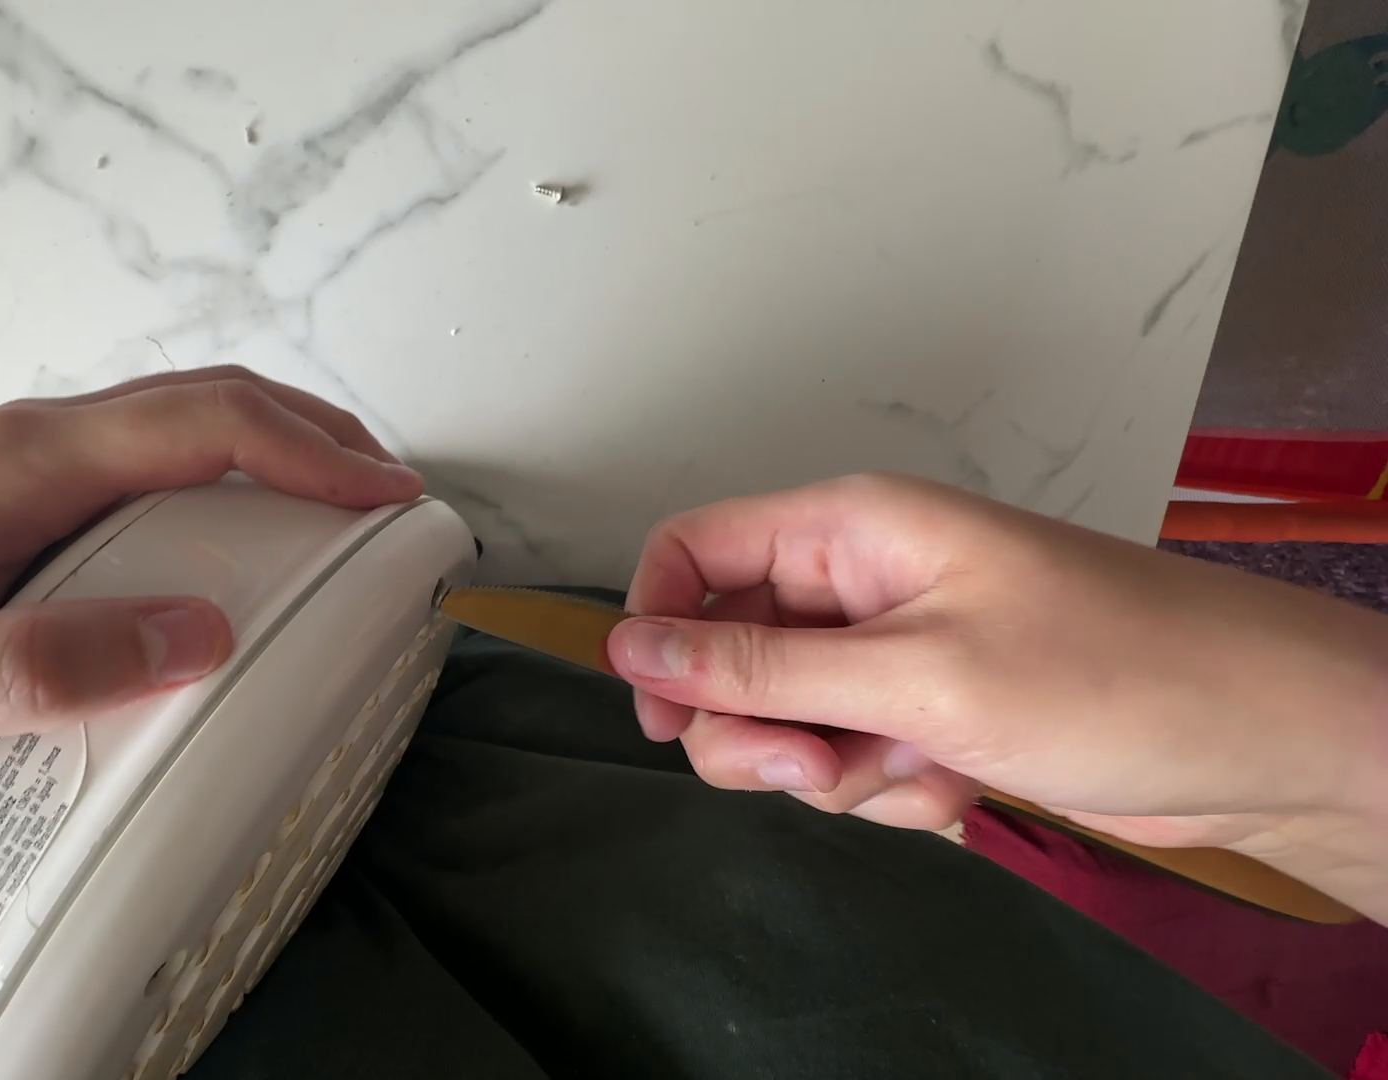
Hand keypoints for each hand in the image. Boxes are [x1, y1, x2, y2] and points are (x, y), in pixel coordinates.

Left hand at [0, 366, 420, 1076]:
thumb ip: (19, 670)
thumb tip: (198, 635)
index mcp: (9, 465)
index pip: (196, 423)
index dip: (308, 449)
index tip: (388, 496)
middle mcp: (33, 452)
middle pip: (210, 405)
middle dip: (319, 435)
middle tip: (393, 498)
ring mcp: (38, 484)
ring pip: (195, 434)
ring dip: (289, 454)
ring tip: (354, 508)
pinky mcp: (40, 525)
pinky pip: (169, 483)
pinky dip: (243, 492)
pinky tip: (265, 544)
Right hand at [606, 474, 1387, 920]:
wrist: (1289, 750)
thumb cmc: (1116, 679)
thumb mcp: (913, 679)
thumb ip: (755, 670)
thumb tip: (627, 649)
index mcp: (839, 532)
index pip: (689, 551)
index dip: (655, 622)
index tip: (661, 708)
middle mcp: (841, 584)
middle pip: (721, 650)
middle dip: (753, 724)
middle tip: (810, 768)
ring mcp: (869, 650)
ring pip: (771, 714)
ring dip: (821, 766)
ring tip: (911, 773)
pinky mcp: (899, 707)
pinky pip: (829, 752)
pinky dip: (874, 785)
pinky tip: (949, 783)